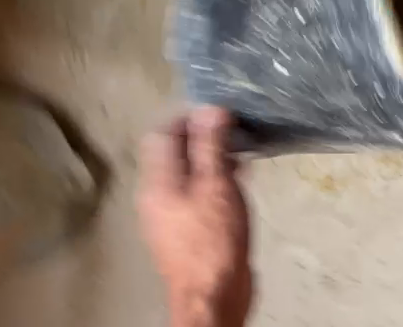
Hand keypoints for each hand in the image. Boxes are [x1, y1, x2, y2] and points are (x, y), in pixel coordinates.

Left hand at [137, 107, 252, 326]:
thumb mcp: (216, 183)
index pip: (163, 133)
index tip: (221, 111)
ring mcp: (173, 212)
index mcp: (158, 182)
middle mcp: (159, 194)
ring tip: (244, 150)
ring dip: (214, 155)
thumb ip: (211, 144)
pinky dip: (218, 177)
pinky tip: (241, 178)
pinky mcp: (190, 226)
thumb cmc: (214, 237)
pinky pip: (200, 189)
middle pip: (176, 151)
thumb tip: (209, 108)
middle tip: (237, 128)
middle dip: (206, 134)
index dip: (190, 116)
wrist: (213, 295)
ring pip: (191, 169)